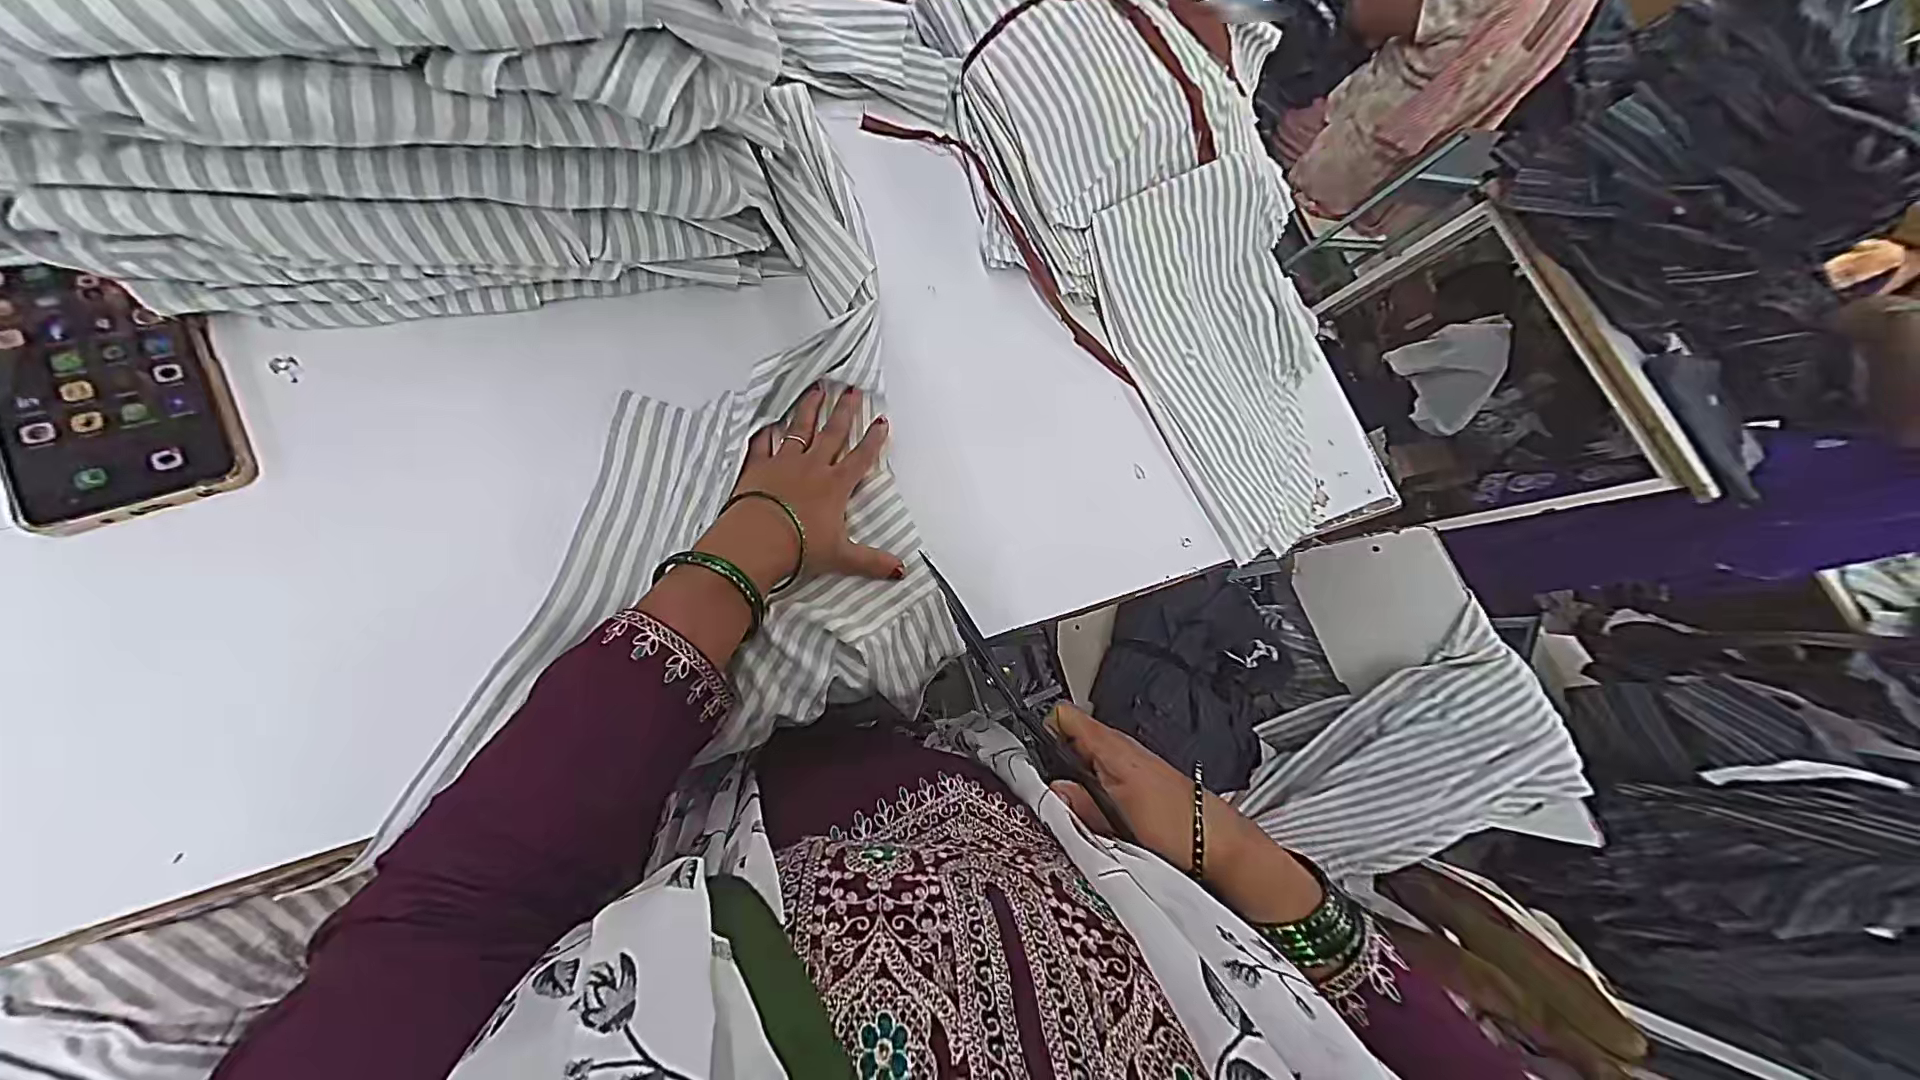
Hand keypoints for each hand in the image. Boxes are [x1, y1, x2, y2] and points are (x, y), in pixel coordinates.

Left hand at [701, 384, 903, 595]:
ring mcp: (784, 463)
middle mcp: (813, 467)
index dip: (873, 439)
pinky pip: (763, 444)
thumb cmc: (799, 546)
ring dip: (809, 409)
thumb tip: (900, 571)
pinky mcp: (758, 467)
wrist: (758, 540)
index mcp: (835, 486)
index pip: (860, 457)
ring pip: (800, 429)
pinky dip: (766, 434)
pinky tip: (769, 424)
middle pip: (833, 433)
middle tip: (851, 390)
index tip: (880, 421)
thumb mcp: (841, 556)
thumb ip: (871, 561)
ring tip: (816, 390)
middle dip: (844, 411)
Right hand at [1046, 703, 1322, 921]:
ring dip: (1074, 773)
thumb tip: (1051, 793)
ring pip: (1086, 755)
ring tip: (1071, 803)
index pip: (1064, 716)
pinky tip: (1096, 810)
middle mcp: (1120, 748)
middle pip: (1071, 737)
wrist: (1219, 844)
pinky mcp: (1138, 776)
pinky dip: (1093, 783)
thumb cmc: (1179, 828)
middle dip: (1055, 757)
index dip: (1041, 729)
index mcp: (1111, 748)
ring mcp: (1130, 761)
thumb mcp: (1118, 824)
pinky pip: (1103, 770)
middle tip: (1047, 787)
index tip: (1026, 750)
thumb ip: (1080, 807)